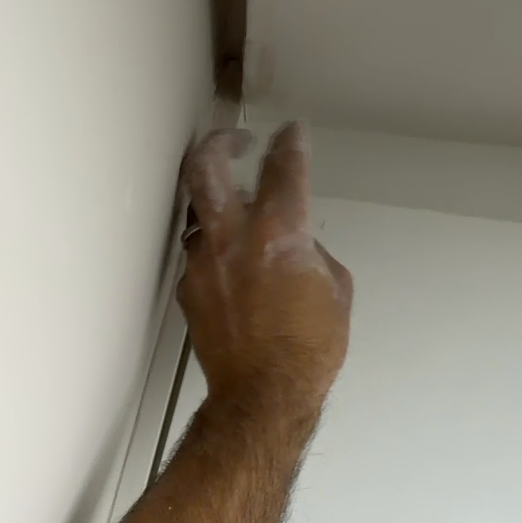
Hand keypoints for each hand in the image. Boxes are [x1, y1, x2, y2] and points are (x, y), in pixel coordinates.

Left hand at [178, 121, 351, 419]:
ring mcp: (202, 263)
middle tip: (234, 140)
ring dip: (215, 202)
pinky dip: (213, 247)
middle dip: (218, 144)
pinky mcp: (187, 288)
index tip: (289, 133)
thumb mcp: (334, 287)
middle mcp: (232, 240)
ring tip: (232, 205)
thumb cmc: (309, 345)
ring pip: (197, 213)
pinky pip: (197, 254)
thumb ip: (308, 250)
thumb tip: (291, 240)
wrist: (263, 389)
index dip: (288, 143)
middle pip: (207, 170)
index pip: (283, 169)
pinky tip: (229, 260)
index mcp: (279, 234)